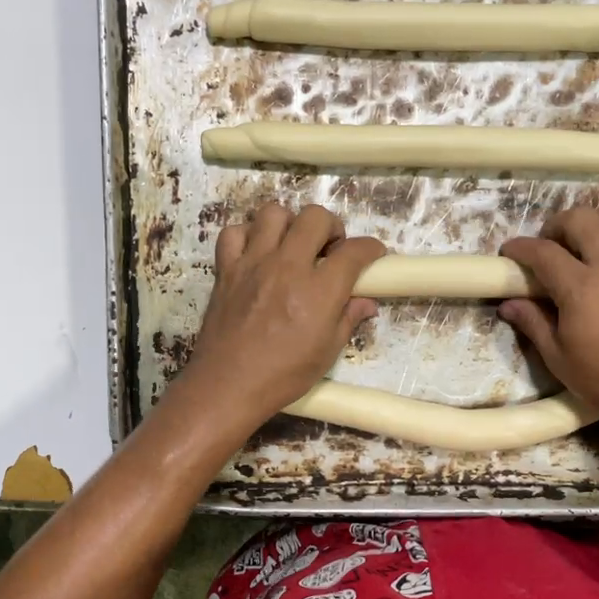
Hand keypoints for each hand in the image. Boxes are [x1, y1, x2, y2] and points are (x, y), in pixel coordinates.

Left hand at [181, 203, 385, 427]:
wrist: (228, 385)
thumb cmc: (283, 376)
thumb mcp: (326, 353)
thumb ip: (347, 319)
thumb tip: (367, 303)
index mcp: (319, 290)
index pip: (354, 251)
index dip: (370, 248)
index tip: (372, 255)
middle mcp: (288, 266)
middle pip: (315, 217)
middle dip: (331, 227)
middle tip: (329, 250)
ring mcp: (253, 264)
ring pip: (273, 213)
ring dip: (290, 224)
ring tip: (293, 246)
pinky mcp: (226, 269)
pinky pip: (234, 233)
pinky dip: (248, 236)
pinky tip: (256, 254)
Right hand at [498, 207, 598, 420]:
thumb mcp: (558, 358)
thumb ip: (533, 323)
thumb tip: (508, 304)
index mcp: (581, 287)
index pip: (543, 252)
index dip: (520, 248)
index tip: (507, 252)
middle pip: (581, 218)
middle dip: (556, 225)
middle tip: (546, 248)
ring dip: (592, 224)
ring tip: (580, 247)